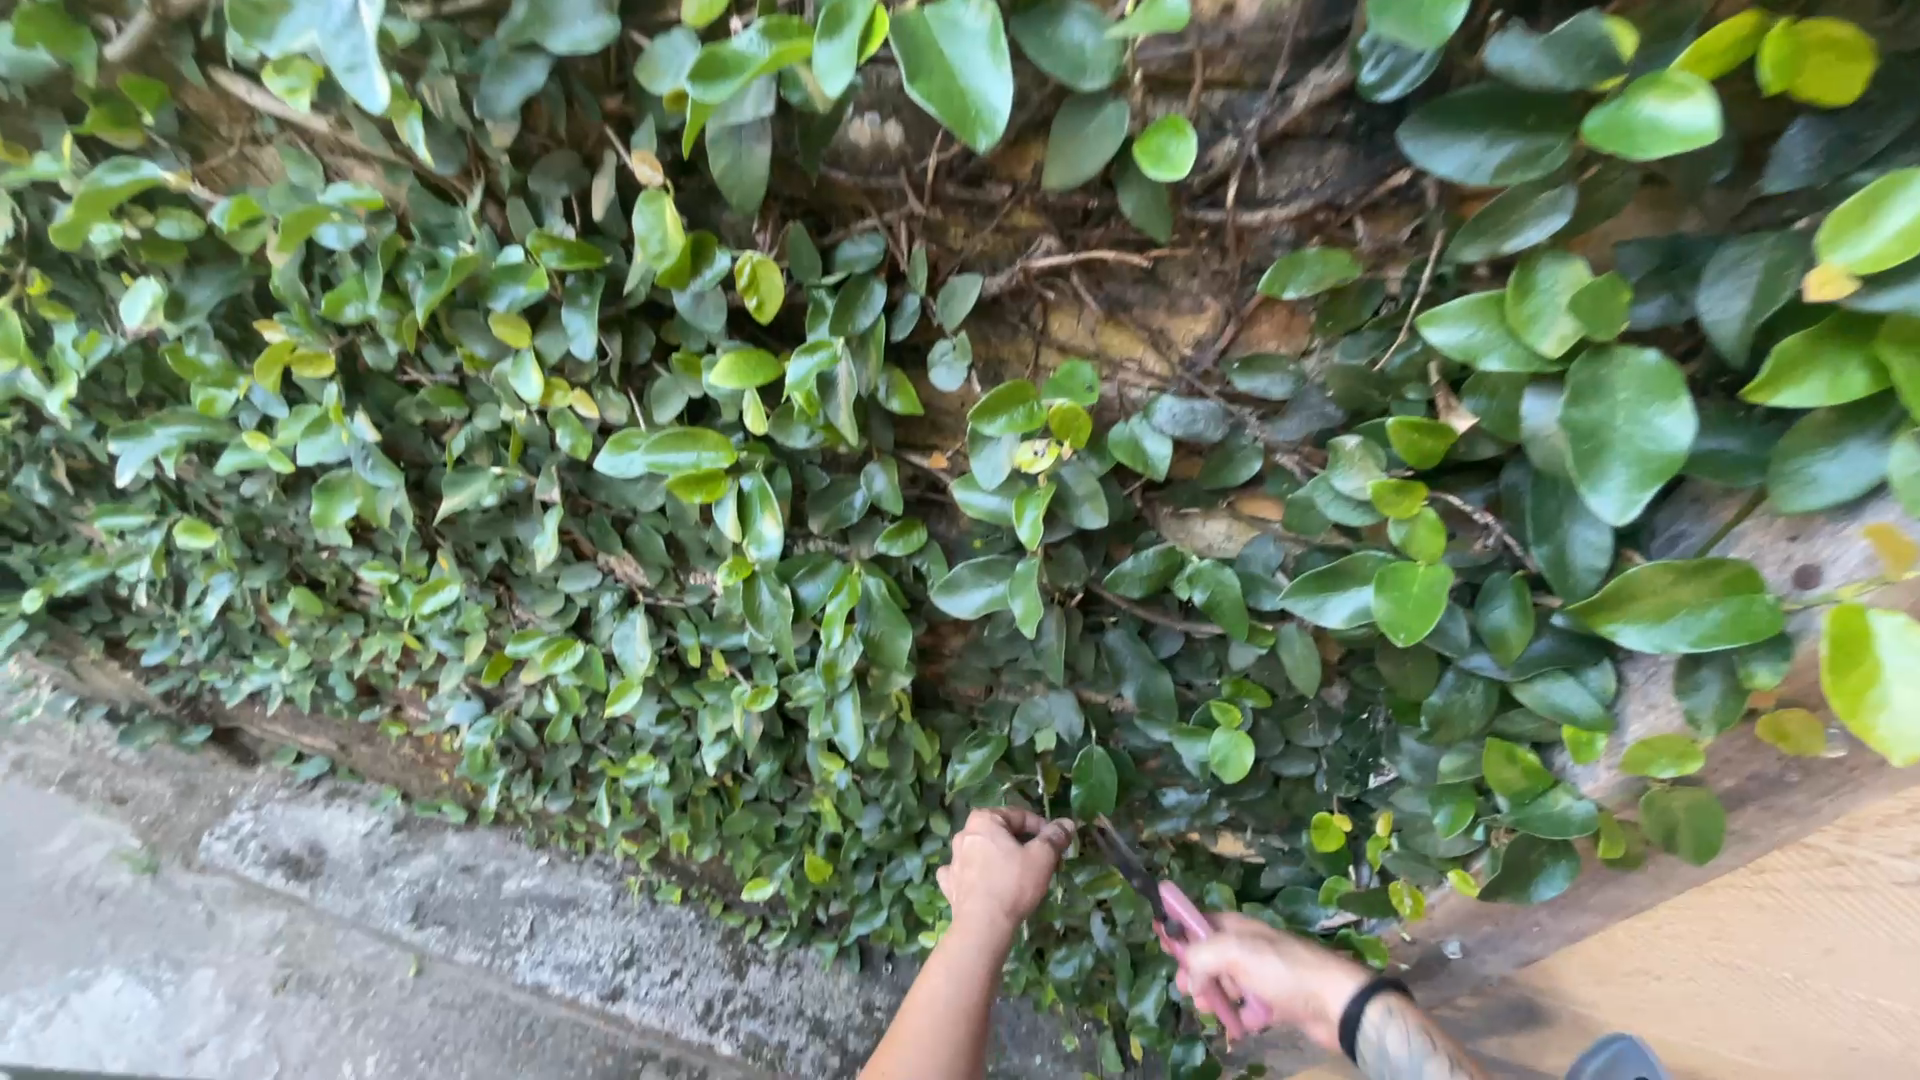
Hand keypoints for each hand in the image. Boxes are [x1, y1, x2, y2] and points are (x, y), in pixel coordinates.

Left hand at [935, 807, 1074, 938]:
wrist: (982, 925)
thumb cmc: (1012, 884)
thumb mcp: (1041, 858)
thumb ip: (1054, 837)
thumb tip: (1067, 823)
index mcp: (984, 820)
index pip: (1019, 816)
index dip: (1042, 827)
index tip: (1055, 843)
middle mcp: (965, 834)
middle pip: (1000, 832)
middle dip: (1022, 843)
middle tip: (1041, 860)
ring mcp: (954, 859)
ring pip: (983, 851)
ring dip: (999, 857)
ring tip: (1018, 874)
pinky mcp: (950, 882)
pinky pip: (966, 871)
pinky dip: (977, 874)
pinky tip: (985, 883)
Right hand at [1174, 913, 1371, 1051]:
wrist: (1335, 1003)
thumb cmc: (1282, 969)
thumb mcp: (1234, 952)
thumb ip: (1201, 956)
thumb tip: (1186, 974)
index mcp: (1236, 927)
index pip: (1198, 921)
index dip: (1178, 929)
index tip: (1158, 940)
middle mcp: (1246, 946)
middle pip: (1208, 956)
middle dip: (1194, 971)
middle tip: (1186, 990)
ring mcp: (1261, 974)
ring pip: (1226, 983)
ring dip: (1215, 996)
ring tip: (1211, 1011)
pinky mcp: (1274, 1001)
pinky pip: (1247, 1007)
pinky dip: (1240, 1015)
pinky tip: (1241, 1024)